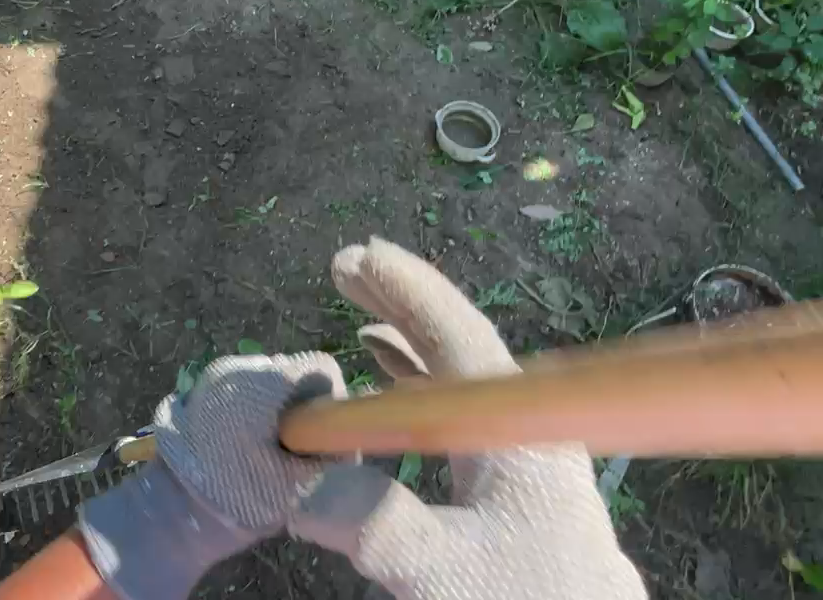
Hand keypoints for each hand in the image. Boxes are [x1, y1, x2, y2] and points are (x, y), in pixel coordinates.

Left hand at [77, 352, 344, 599]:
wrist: (172, 509)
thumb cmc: (237, 495)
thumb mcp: (295, 484)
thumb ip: (327, 455)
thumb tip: (347, 441)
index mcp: (266, 382)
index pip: (319, 369)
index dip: (330, 399)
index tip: (326, 432)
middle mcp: (242, 366)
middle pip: (292, 373)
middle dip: (302, 404)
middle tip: (300, 444)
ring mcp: (219, 374)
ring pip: (267, 379)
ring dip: (276, 405)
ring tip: (271, 446)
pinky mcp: (204, 387)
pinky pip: (244, 388)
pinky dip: (253, 407)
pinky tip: (246, 441)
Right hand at [292, 239, 645, 599]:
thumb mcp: (449, 574)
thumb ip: (380, 527)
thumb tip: (306, 488)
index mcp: (514, 425)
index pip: (457, 334)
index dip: (408, 290)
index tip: (362, 255)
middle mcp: (516, 419)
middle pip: (454, 338)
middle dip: (399, 298)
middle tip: (345, 265)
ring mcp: (511, 442)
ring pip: (451, 365)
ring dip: (402, 330)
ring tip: (355, 302)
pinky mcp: (503, 469)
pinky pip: (449, 398)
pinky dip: (410, 373)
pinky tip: (381, 365)